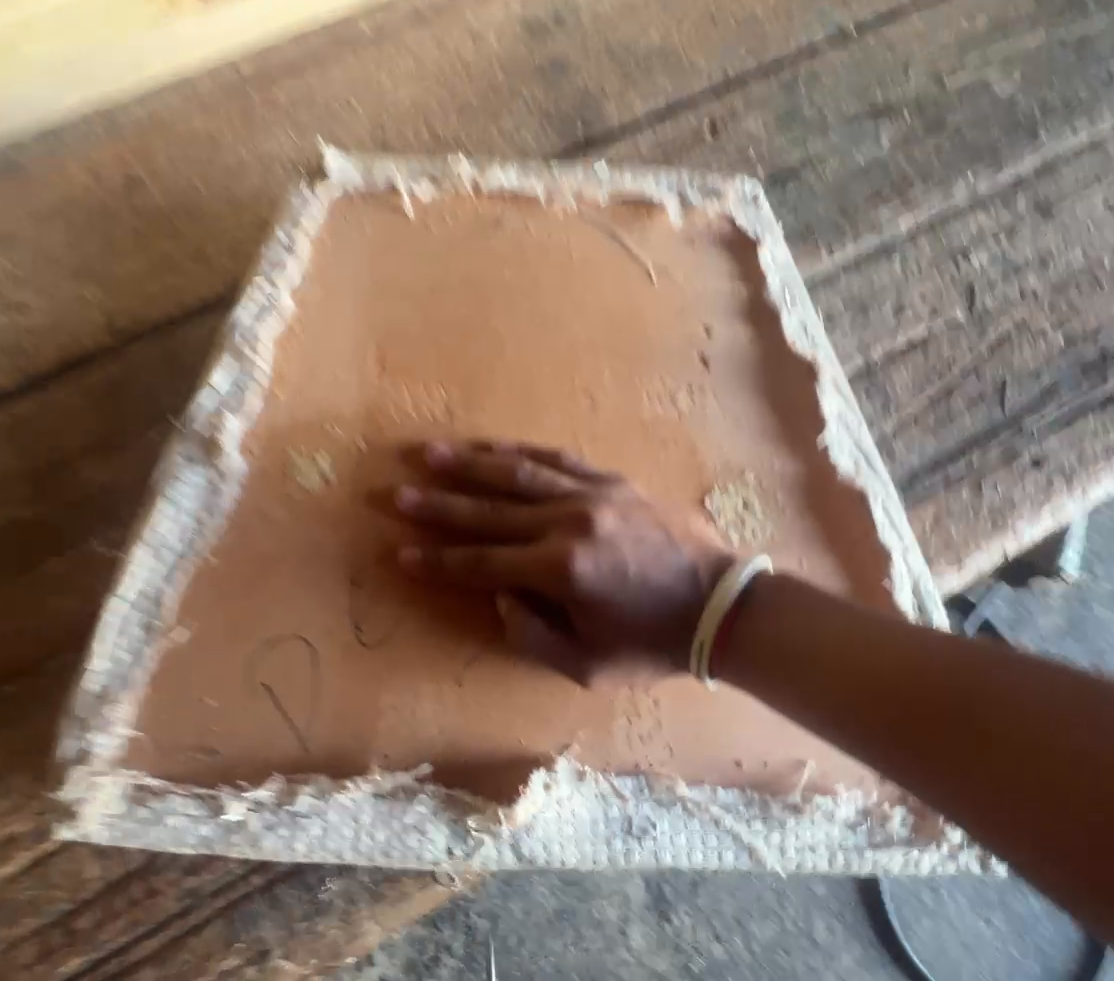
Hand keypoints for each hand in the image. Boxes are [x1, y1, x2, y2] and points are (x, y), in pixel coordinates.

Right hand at [389, 440, 733, 684]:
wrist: (721, 605)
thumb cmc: (651, 644)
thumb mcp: (587, 666)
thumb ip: (531, 635)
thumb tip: (498, 596)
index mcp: (561, 572)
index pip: (480, 564)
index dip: (436, 560)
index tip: (398, 553)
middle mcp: (568, 523)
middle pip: (487, 511)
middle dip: (435, 504)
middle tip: (392, 494)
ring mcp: (590, 495)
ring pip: (515, 473)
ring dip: (466, 464)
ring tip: (426, 453)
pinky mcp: (610, 481)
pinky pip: (555, 459)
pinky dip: (517, 452)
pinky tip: (489, 446)